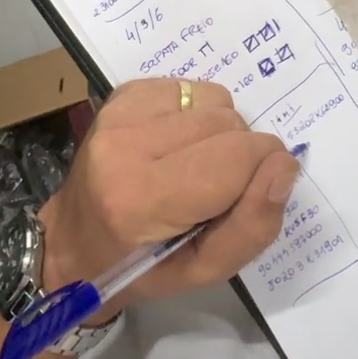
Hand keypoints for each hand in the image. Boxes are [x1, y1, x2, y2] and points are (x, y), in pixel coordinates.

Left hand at [38, 79, 299, 321]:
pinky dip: (198, 112)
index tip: (257, 191)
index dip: (263, 170)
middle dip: (242, 154)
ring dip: (221, 130)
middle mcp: (125, 144)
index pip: (235, 158)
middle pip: (227, 124)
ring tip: (197, 164)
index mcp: (140, 198)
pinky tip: (178, 142)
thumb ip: (252, 226)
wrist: (72, 239)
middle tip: (219, 187)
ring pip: (213, 100)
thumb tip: (284, 165)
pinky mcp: (122, 94)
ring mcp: (119, 112)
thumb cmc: (138, 267)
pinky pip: (189, 86)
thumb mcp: (201, 271)